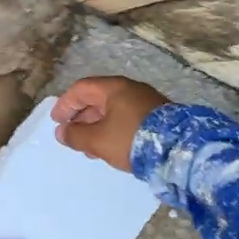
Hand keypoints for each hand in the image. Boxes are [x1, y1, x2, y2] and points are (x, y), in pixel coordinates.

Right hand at [51, 76, 169, 172]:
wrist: (181, 151)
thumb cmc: (132, 139)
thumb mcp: (98, 140)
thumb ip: (75, 135)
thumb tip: (61, 132)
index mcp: (113, 88)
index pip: (81, 89)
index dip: (65, 104)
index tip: (57, 121)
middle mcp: (130, 89)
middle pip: (98, 98)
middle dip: (81, 117)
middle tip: (72, 134)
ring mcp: (147, 102)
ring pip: (114, 110)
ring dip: (97, 126)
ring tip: (91, 147)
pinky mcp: (160, 117)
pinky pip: (128, 118)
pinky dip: (114, 129)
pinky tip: (113, 147)